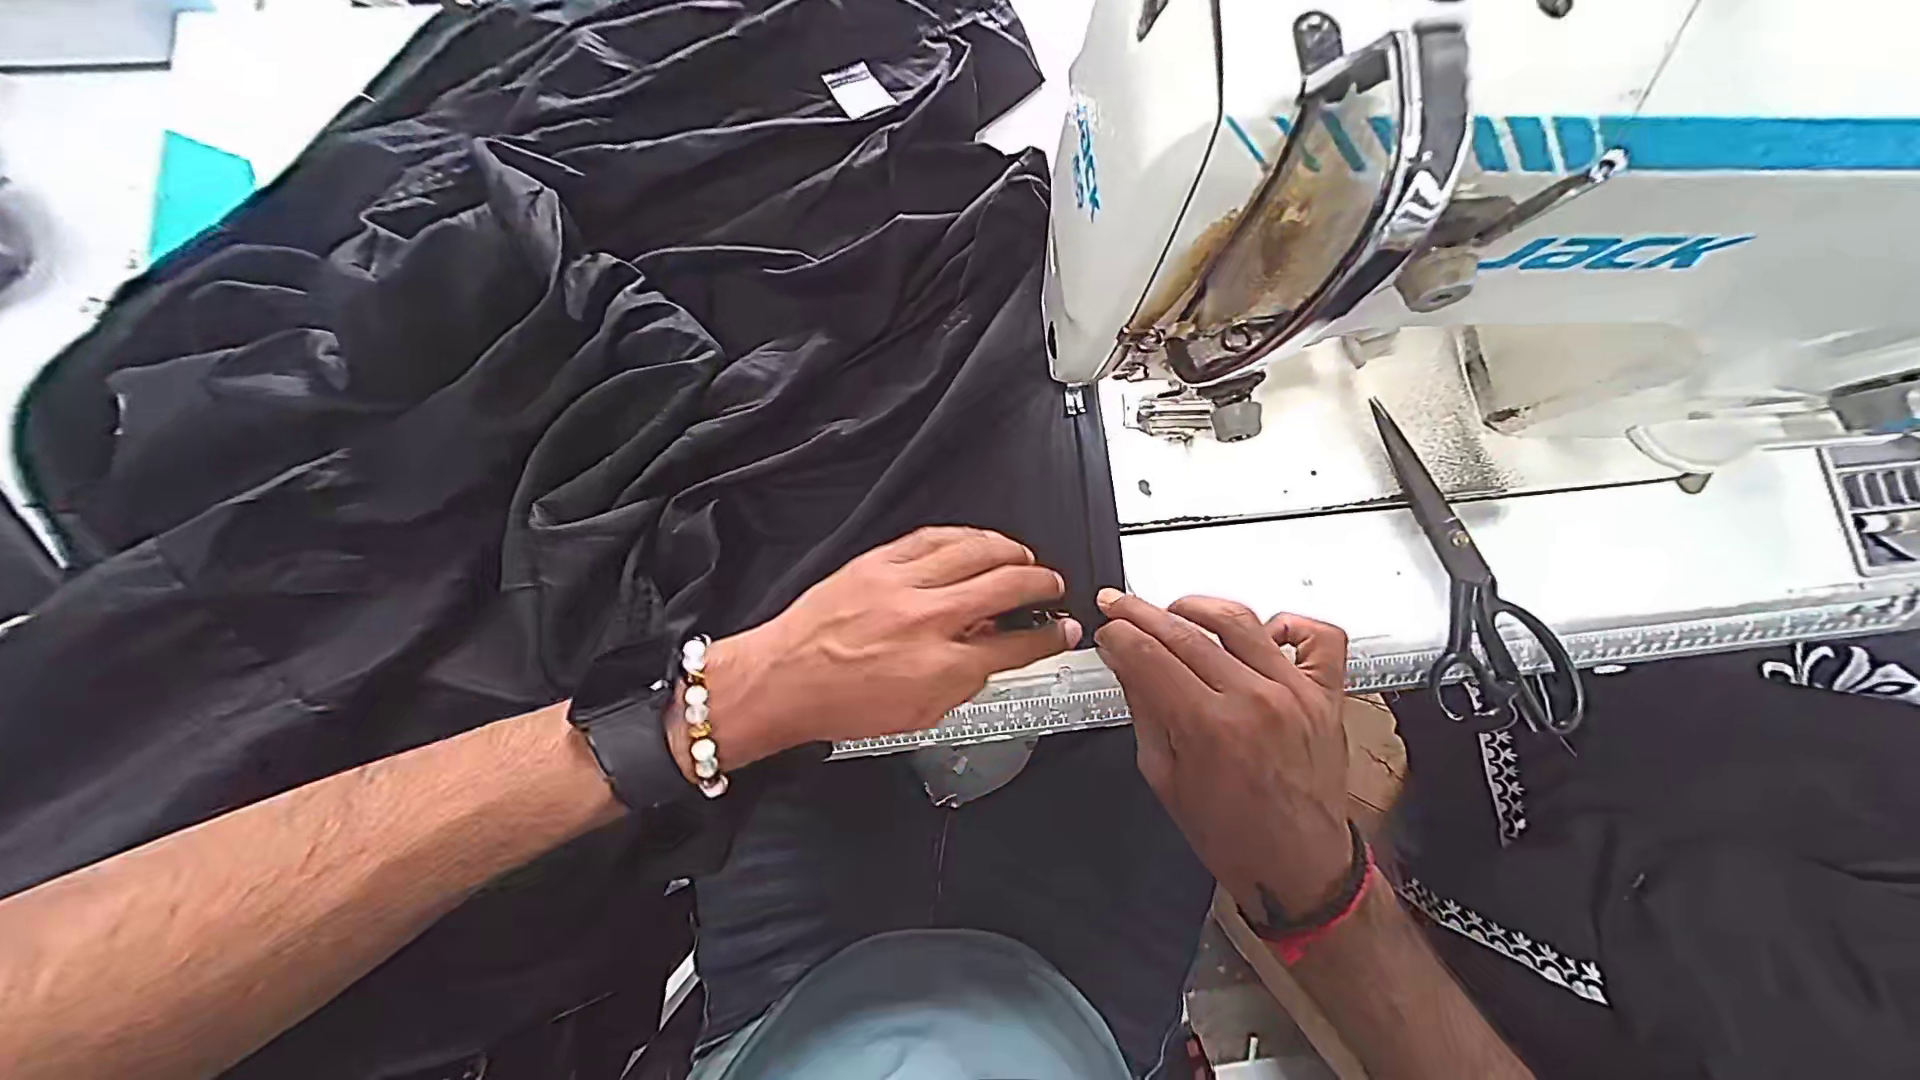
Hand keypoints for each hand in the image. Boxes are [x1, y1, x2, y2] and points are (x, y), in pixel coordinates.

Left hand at [681, 527, 1080, 770]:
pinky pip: (933, 537)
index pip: (1017, 646)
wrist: (783, 678)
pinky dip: (964, 537)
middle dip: (1043, 584)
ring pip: (975, 551)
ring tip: (1024, 557)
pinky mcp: (879, 563)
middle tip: (1052, 586)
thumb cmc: (841, 703)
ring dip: (1011, 551)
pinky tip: (976, 540)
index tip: (1062, 630)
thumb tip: (995, 654)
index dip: (1050, 637)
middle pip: (1007, 586)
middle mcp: (928, 620)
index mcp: (941, 666)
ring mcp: (903, 585)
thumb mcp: (918, 714)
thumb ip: (967, 683)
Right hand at [1095, 589, 1353, 920]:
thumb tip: (1125, 661)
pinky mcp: (1326, 696)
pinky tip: (1263, 629)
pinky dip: (1289, 622)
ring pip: (1239, 619)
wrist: (1299, 869)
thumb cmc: (1233, 835)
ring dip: (1196, 605)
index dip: (1118, 634)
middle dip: (1140, 612)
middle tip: (1121, 606)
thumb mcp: (1163, 774)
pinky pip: (1318, 636)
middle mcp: (1254, 702)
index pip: (1148, 654)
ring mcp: (1295, 694)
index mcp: (1208, 728)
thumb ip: (1143, 708)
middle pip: (1183, 630)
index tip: (1108, 631)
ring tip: (1174, 611)